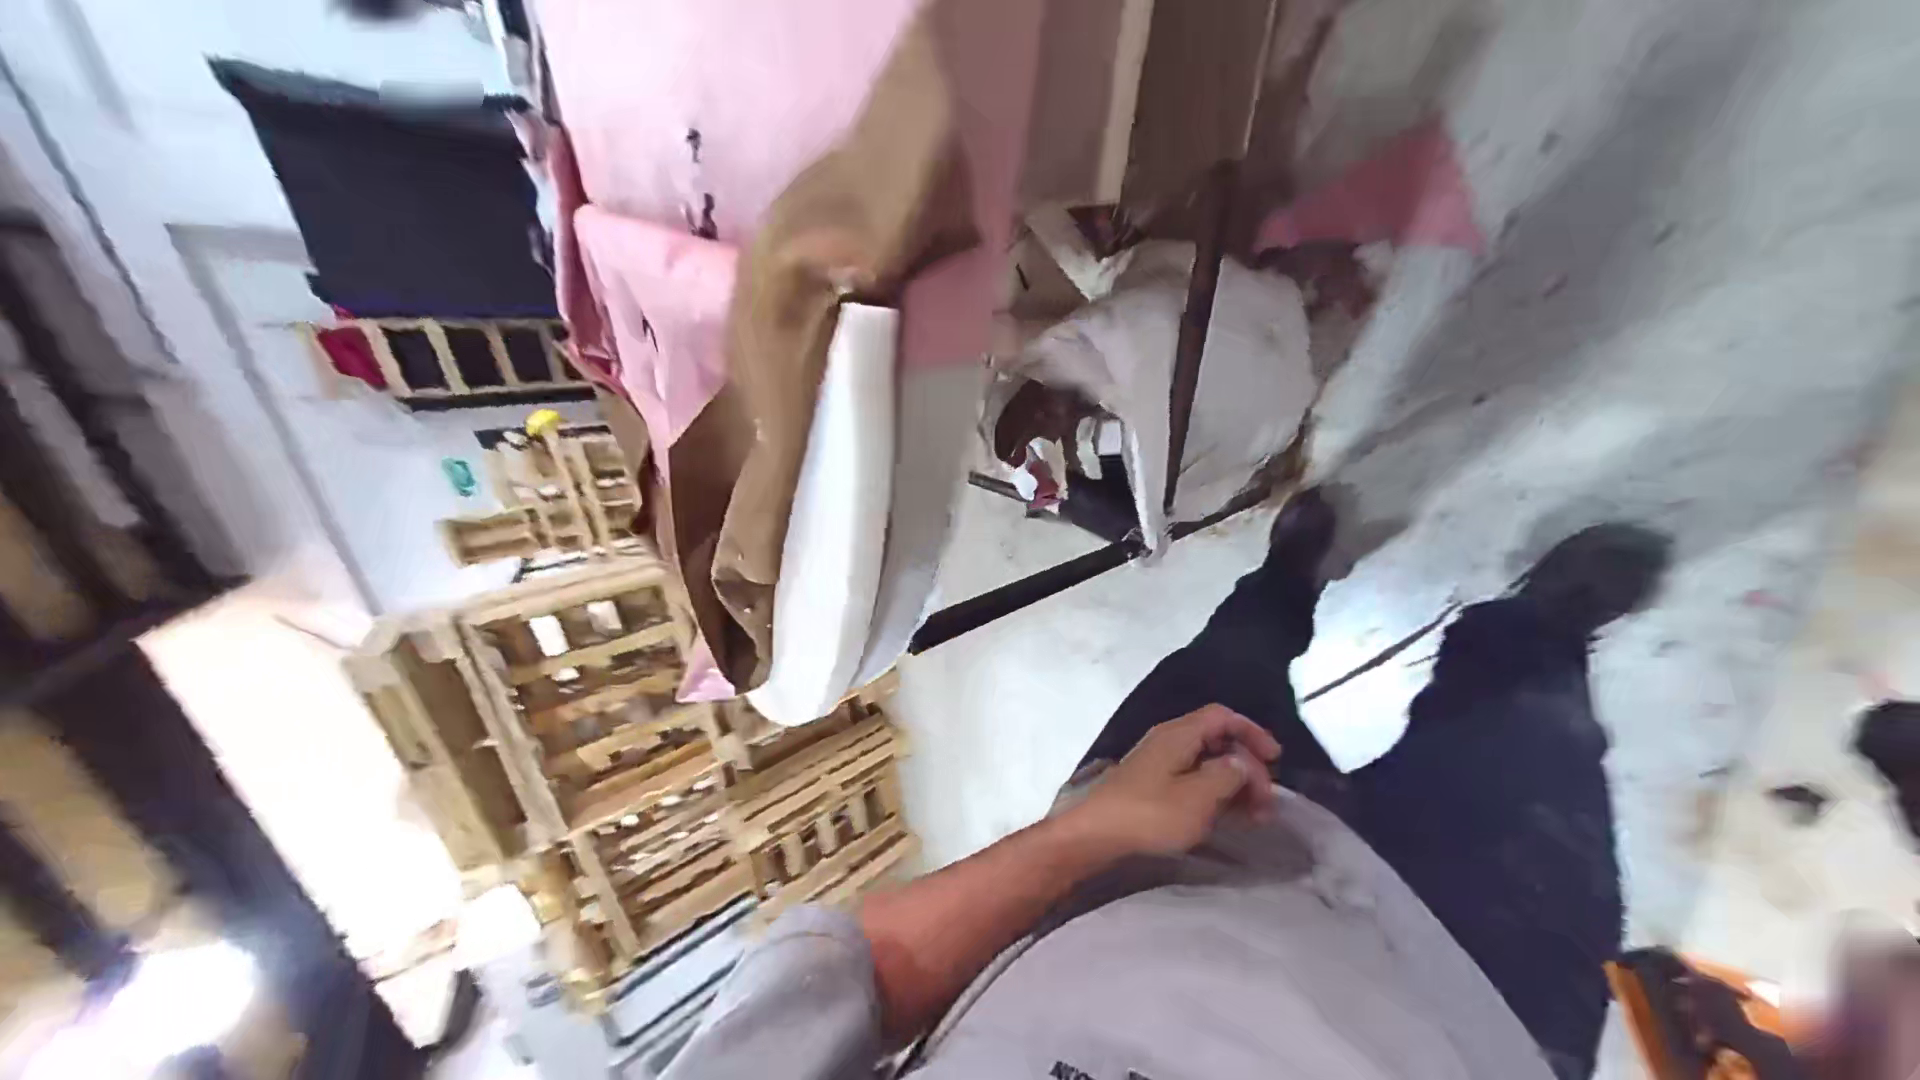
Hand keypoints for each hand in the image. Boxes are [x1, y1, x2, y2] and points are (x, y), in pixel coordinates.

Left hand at [1059, 705, 1281, 860]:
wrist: (1095, 832)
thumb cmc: (1149, 813)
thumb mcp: (1198, 797)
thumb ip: (1227, 775)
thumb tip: (1243, 762)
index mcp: (1179, 733)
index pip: (1222, 716)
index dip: (1252, 732)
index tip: (1275, 759)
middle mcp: (1169, 740)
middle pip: (1218, 739)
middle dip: (1248, 765)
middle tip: (1266, 802)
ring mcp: (1159, 761)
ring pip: (1207, 761)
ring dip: (1234, 783)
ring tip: (1254, 815)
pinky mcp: (1152, 783)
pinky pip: (1193, 778)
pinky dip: (1215, 792)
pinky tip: (1227, 816)